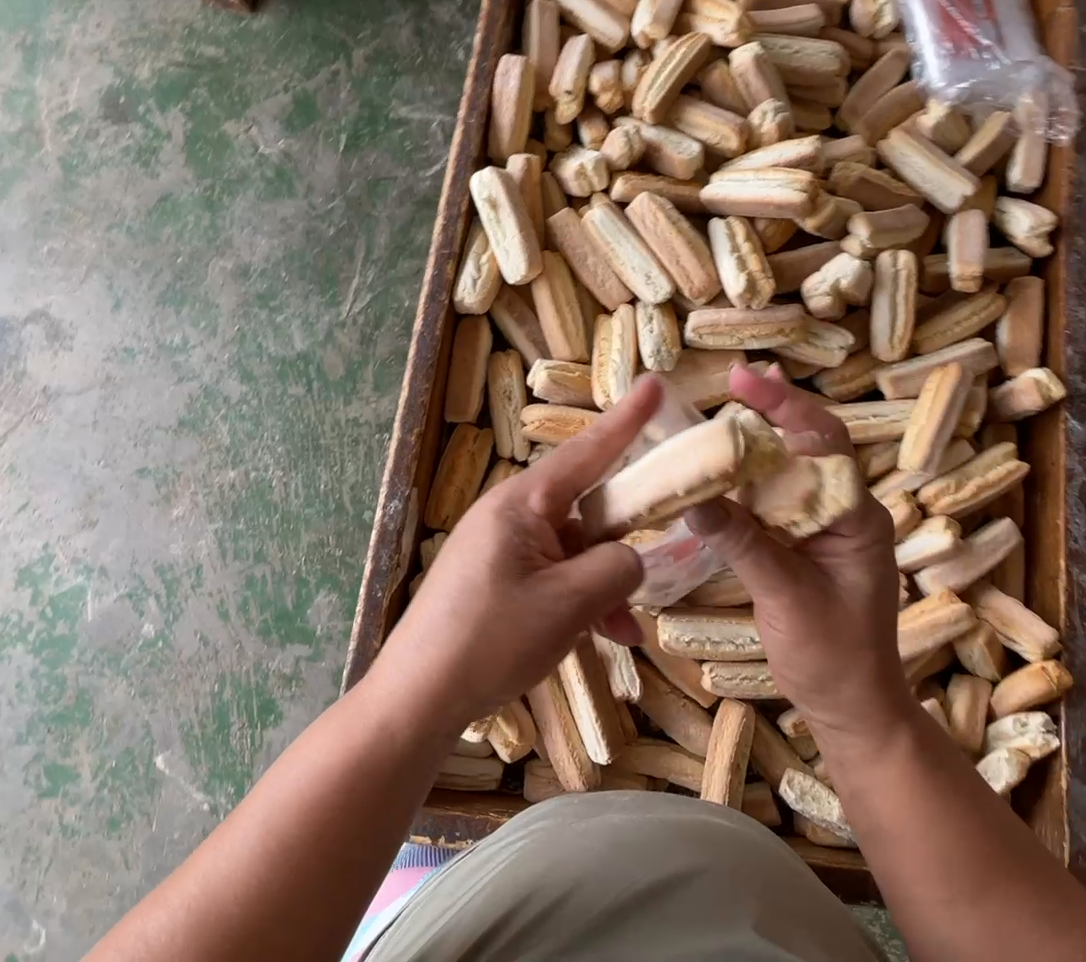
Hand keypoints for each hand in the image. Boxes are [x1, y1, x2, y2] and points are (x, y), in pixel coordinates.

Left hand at [367, 377, 664, 732]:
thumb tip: (629, 558)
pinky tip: (604, 638)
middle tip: (667, 537)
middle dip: (625, 534)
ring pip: (575, 551)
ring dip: (605, 584)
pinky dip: (582, 601)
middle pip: (586, 506)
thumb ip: (616, 568)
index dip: (626, 420)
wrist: (417, 700)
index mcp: (521, 504)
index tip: (655, 384)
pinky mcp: (498, 582)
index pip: (586, 451)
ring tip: (626, 630)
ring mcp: (502, 550)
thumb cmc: (491, 641)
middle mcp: (510, 516)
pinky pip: (554, 577)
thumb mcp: (569, 605)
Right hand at [684, 365, 916, 745]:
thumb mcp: (788, 599)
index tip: (746, 380)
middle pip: (804, 449)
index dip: (787, 407)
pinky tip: (712, 481)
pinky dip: (740, 491)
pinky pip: (769, 506)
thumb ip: (744, 546)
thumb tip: (694, 500)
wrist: (850, 707)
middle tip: (726, 388)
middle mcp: (841, 512)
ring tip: (709, 427)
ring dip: (749, 452)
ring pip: (783, 476)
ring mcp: (819, 529)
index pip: (825, 444)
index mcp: (857, 517)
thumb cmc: (834, 656)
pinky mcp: (798, 547)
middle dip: (767, 417)